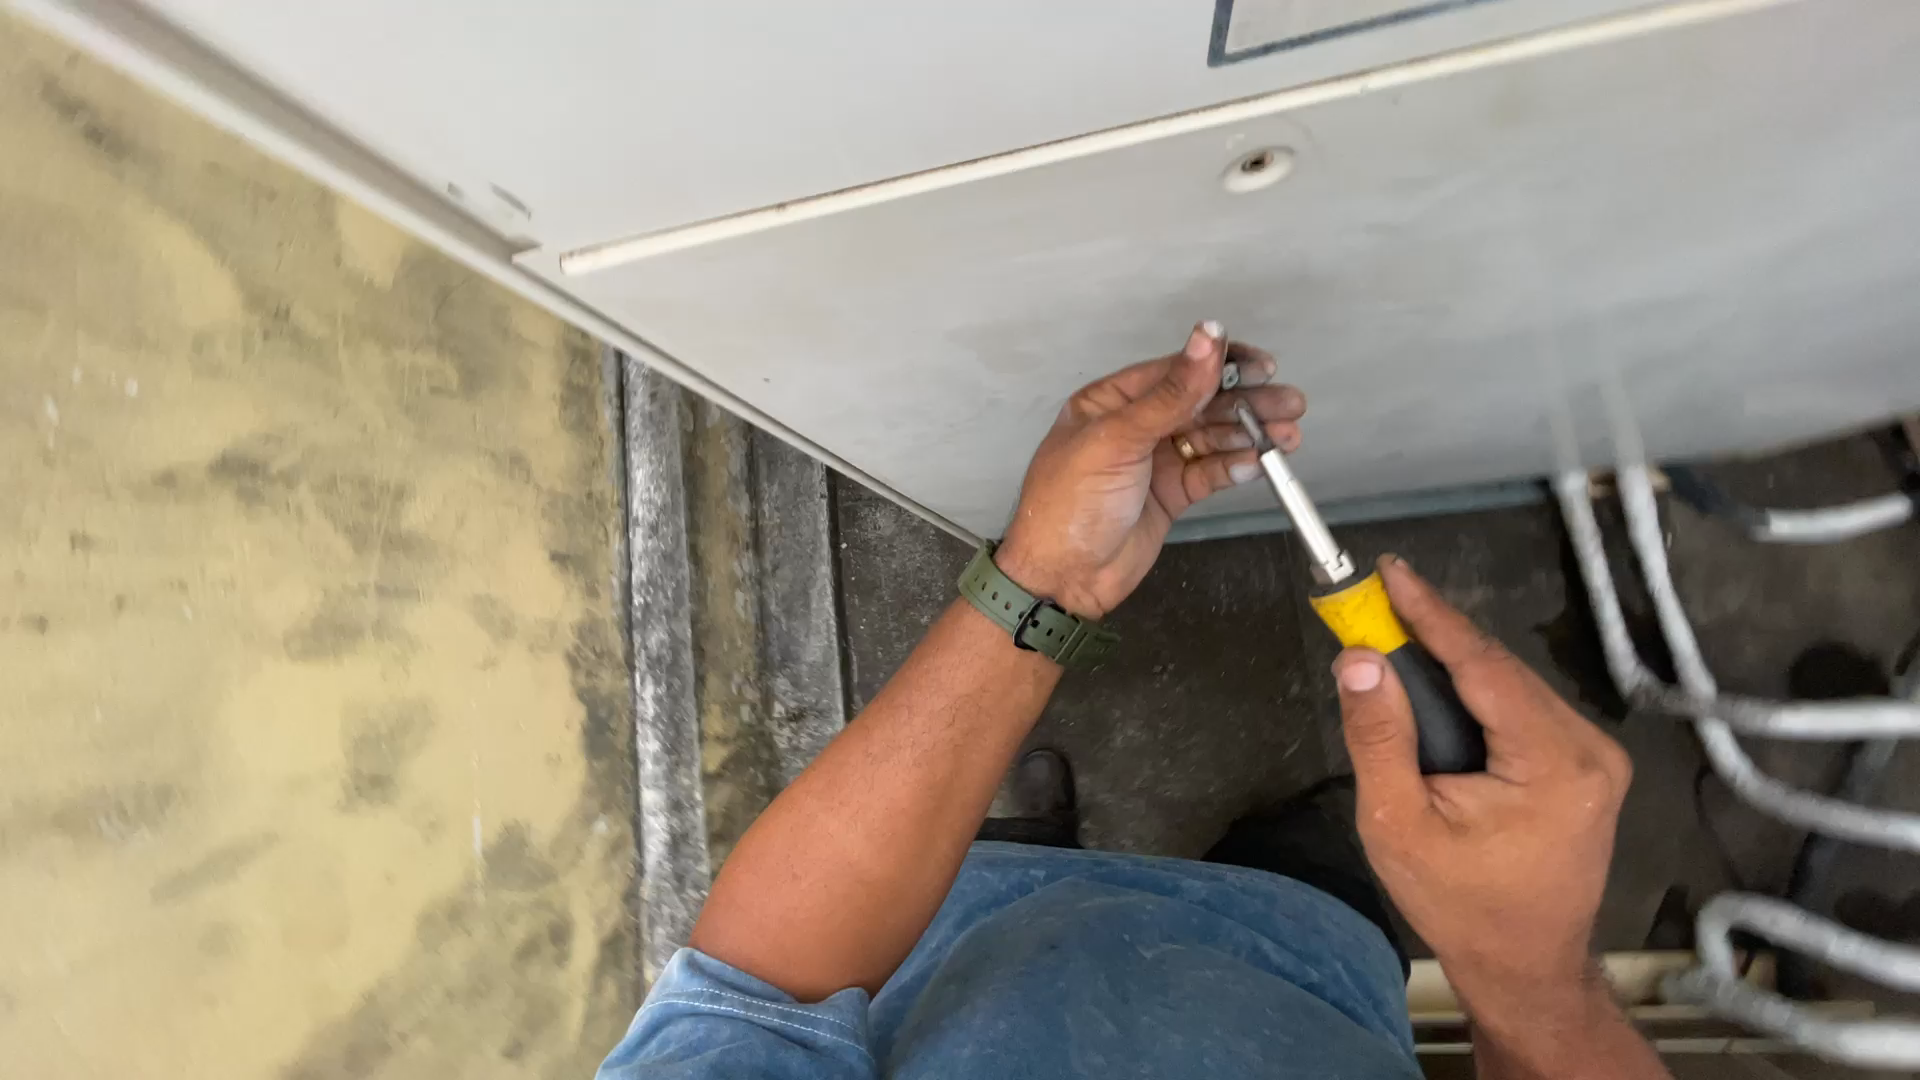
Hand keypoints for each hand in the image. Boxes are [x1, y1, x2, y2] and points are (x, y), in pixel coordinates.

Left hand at [996, 322, 1306, 618]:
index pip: (1173, 371)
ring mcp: (1153, 461)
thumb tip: (1209, 336)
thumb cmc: (1072, 502)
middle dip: (1244, 403)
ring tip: (1287, 436)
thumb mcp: (1119, 440)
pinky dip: (1233, 467)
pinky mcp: (1170, 494)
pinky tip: (1258, 465)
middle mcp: (1134, 426)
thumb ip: (1171, 393)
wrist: (1063, 576)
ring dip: (1249, 436)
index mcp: (1110, 402)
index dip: (1218, 365)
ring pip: (1210, 438)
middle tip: (1289, 404)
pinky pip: (1209, 472)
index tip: (1261, 367)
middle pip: (1199, 404)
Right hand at [1331, 556, 1632, 1018]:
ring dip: (1444, 657)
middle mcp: (1588, 748)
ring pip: (1504, 680)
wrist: (1523, 963)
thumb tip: (1358, 658)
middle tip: (1370, 603)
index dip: (1430, 612)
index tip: (1388, 570)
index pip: (1482, 664)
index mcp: (1552, 763)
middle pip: (1495, 666)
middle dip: (1430, 631)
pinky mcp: (1579, 764)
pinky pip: (1512, 703)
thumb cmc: (1455, 898)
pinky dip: (1465, 683)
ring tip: (1387, 635)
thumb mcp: (1395, 821)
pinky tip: (1427, 681)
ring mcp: (1592, 756)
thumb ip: (1377, 737)